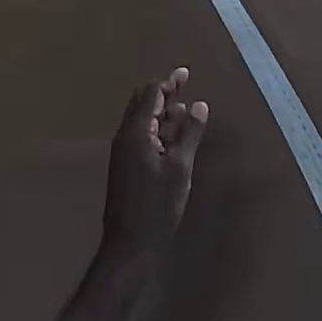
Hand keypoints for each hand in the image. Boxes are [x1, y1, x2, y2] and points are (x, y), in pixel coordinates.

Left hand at [102, 67, 209, 263]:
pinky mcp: (125, 166)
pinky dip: (157, 129)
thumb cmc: (157, 206)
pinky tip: (175, 140)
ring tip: (186, 117)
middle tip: (185, 90)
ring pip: (142, 119)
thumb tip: (199, 105)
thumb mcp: (181, 167)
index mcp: (136, 132)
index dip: (169, 82)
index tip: (186, 73)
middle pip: (142, 102)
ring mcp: (122, 152)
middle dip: (164, 94)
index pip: (151, 94)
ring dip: (162, 113)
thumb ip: (190, 133)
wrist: (130, 247)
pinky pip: (141, 135)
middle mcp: (125, 136)